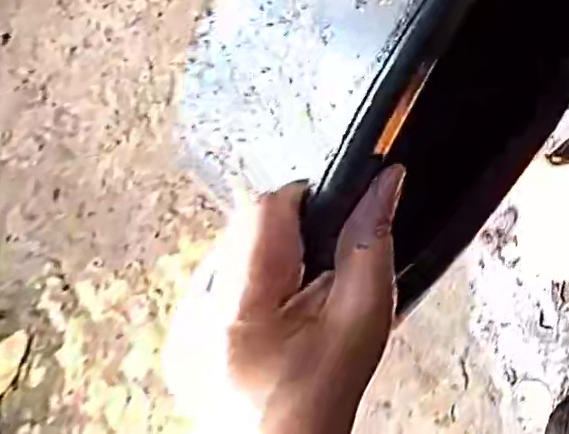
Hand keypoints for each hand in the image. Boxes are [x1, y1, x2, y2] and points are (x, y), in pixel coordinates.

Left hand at [165, 166, 404, 433]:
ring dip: (277, 251)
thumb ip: (372, 236)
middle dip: (297, 228)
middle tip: (329, 260)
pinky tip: (285, 302)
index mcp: (238, 309)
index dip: (311, 196)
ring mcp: (182, 332)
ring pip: (233, 248)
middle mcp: (195, 318)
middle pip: (246, 226)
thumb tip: (386, 181)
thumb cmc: (324, 388)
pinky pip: (220, 278)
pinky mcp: (182, 341)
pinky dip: (258, 276)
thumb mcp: (366, 306)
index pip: (264, 209)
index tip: (341, 208)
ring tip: (308, 286)